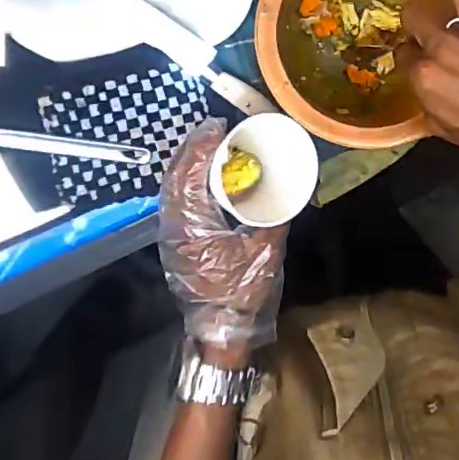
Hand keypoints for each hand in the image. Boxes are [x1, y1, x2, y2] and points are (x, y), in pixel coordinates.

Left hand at [158, 119, 286, 347]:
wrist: (219, 333)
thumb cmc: (241, 295)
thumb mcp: (265, 253)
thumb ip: (274, 217)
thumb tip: (288, 186)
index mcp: (191, 225)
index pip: (189, 173)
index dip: (201, 145)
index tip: (217, 126)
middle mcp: (173, 224)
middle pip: (175, 174)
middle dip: (193, 147)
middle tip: (215, 128)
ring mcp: (170, 232)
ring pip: (172, 185)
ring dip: (188, 160)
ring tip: (209, 143)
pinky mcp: (174, 239)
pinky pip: (175, 198)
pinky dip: (186, 178)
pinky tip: (202, 173)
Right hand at [404, 5, 458, 194]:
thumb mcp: (445, 127)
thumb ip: (426, 98)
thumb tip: (424, 86)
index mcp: (426, 73)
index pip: (402, 52)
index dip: (409, 60)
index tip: (417, 66)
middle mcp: (446, 45)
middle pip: (417, 16)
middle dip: (419, 28)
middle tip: (432, 46)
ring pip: (455, 27)